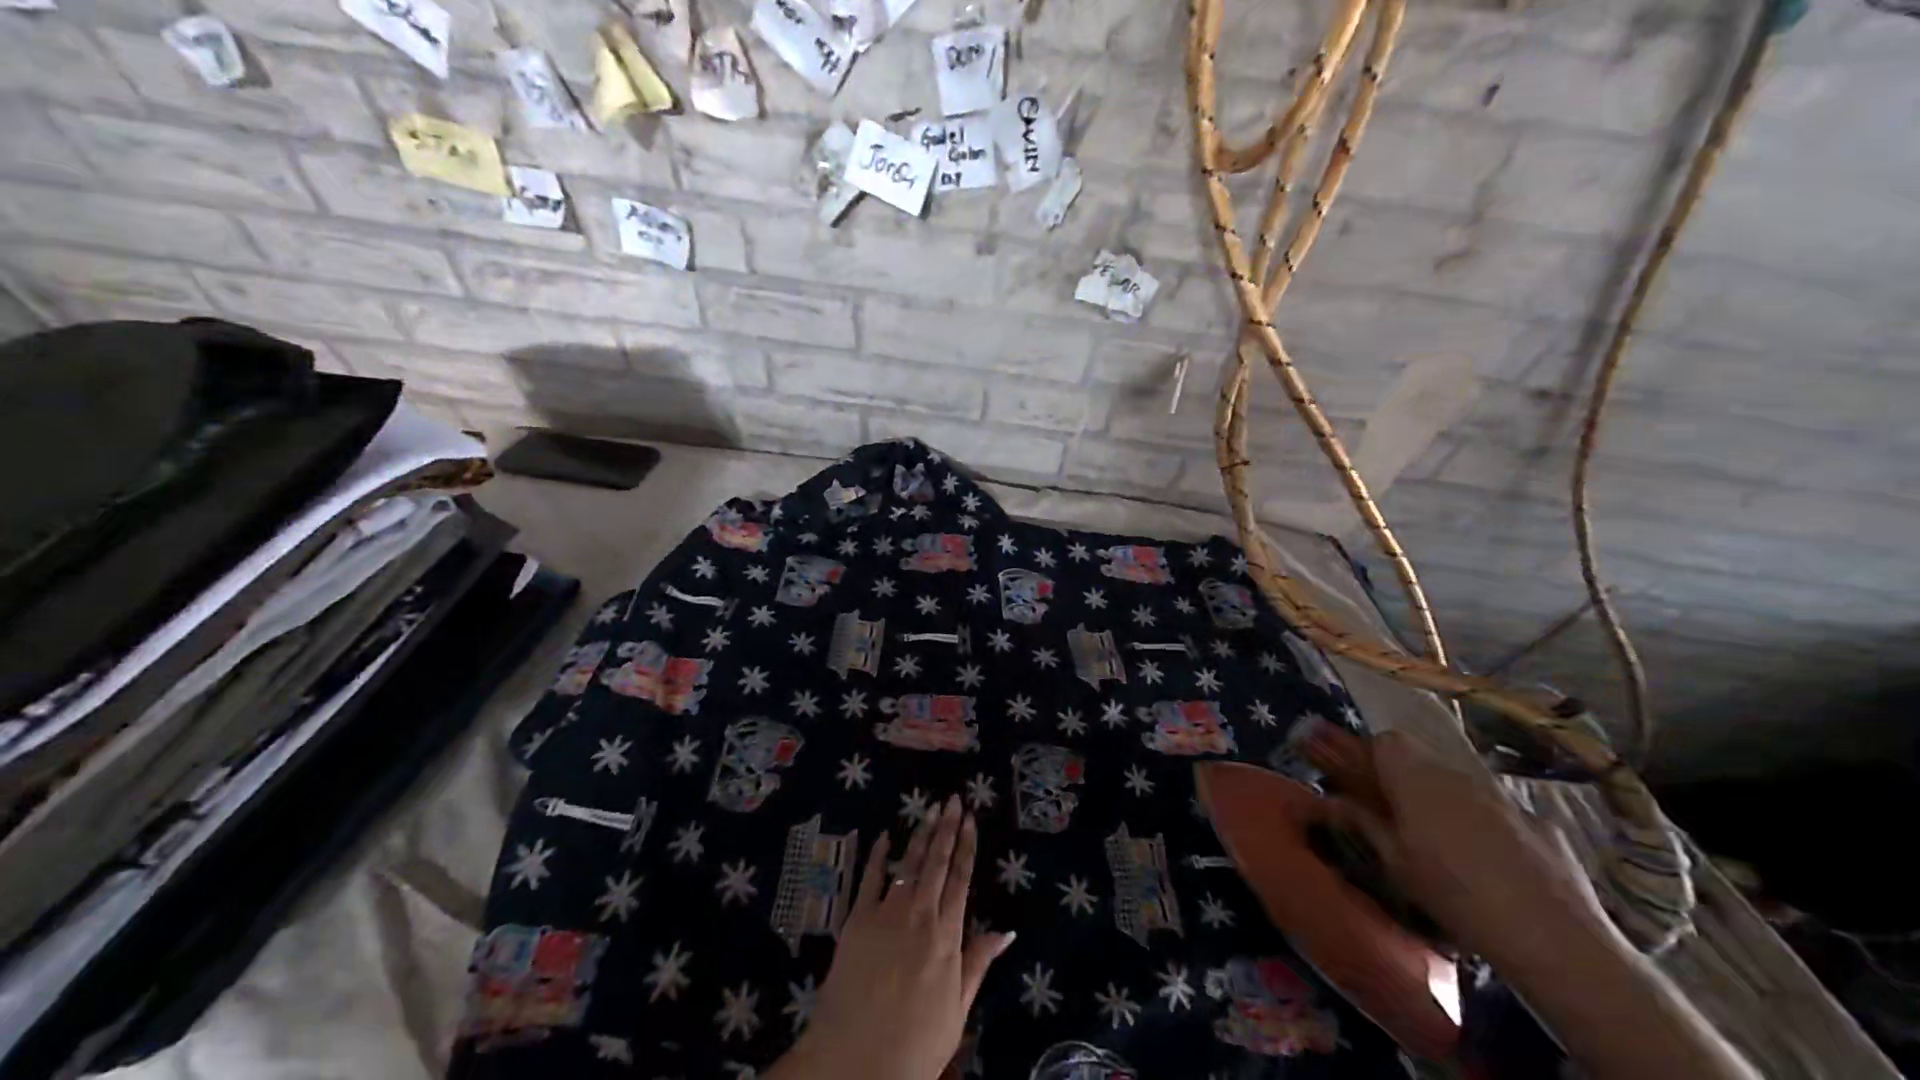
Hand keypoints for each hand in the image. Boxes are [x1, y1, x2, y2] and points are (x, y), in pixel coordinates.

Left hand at [768, 795, 1013, 1079]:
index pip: (961, 880)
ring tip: (929, 809)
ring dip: (919, 835)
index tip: (971, 819)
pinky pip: (868, 880)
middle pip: (936, 863)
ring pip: (907, 865)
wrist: (854, 1061)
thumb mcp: (957, 1010)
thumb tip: (1006, 931)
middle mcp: (918, 916)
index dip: (967, 846)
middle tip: (952, 799)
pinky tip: (883, 837)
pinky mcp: (855, 921)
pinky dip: (876, 856)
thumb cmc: (915, 1043)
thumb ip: (978, 964)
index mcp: (946, 936)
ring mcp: (884, 915)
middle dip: (946, 828)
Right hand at [1318, 725, 1614, 970]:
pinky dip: (1486, 827)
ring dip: (1443, 801)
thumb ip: (1363, 824)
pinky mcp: (1541, 822)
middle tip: (1393, 815)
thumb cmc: (1453, 893)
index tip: (1360, 784)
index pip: (1384, 741)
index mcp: (1415, 777)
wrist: (1552, 936)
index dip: (1370, 758)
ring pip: (1459, 785)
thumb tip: (1333, 801)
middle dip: (1403, 779)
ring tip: (1441, 845)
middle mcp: (1457, 774)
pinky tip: (1492, 866)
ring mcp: (1504, 796)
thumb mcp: (1394, 863)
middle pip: (1422, 759)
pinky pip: (1499, 813)